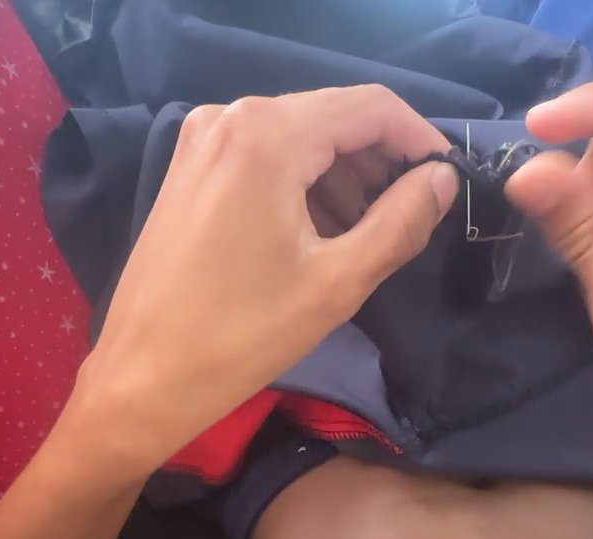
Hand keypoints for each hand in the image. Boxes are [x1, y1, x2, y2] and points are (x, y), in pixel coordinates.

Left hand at [61, 85, 458, 478]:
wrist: (145, 378)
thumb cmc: (242, 336)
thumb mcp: (336, 282)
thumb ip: (399, 223)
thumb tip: (441, 180)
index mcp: (267, 133)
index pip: (370, 106)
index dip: (419, 140)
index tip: (448, 183)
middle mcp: (230, 118)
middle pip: (332, 120)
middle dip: (380, 166)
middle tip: (410, 221)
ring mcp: (201, 144)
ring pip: (298, 143)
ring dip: (343, 182)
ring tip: (366, 240)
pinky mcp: (188, 175)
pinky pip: (264, 163)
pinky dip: (302, 191)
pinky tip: (317, 238)